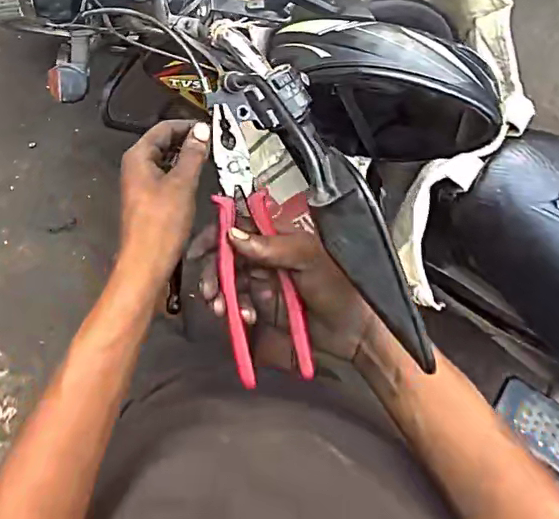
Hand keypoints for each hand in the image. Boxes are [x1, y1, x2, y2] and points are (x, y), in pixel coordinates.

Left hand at [116, 120, 210, 286]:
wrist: (145, 263)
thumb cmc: (162, 222)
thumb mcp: (182, 184)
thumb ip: (193, 154)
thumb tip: (202, 129)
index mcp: (138, 155)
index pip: (163, 128)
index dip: (187, 125)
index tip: (211, 128)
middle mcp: (134, 164)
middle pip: (162, 142)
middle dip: (187, 139)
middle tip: (214, 142)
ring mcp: (139, 181)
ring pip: (164, 159)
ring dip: (185, 156)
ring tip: (208, 156)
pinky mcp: (146, 197)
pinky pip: (164, 175)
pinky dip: (179, 172)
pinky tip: (195, 177)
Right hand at [195, 221, 381, 360]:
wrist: (358, 334)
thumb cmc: (341, 286)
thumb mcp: (308, 258)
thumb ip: (271, 246)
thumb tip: (232, 233)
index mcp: (275, 234)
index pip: (237, 224)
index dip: (215, 233)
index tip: (200, 249)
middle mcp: (263, 252)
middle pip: (225, 253)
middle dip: (213, 271)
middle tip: (210, 289)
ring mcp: (261, 278)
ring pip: (226, 278)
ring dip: (220, 292)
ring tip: (223, 308)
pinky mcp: (260, 303)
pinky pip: (236, 301)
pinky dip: (233, 309)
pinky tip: (243, 317)